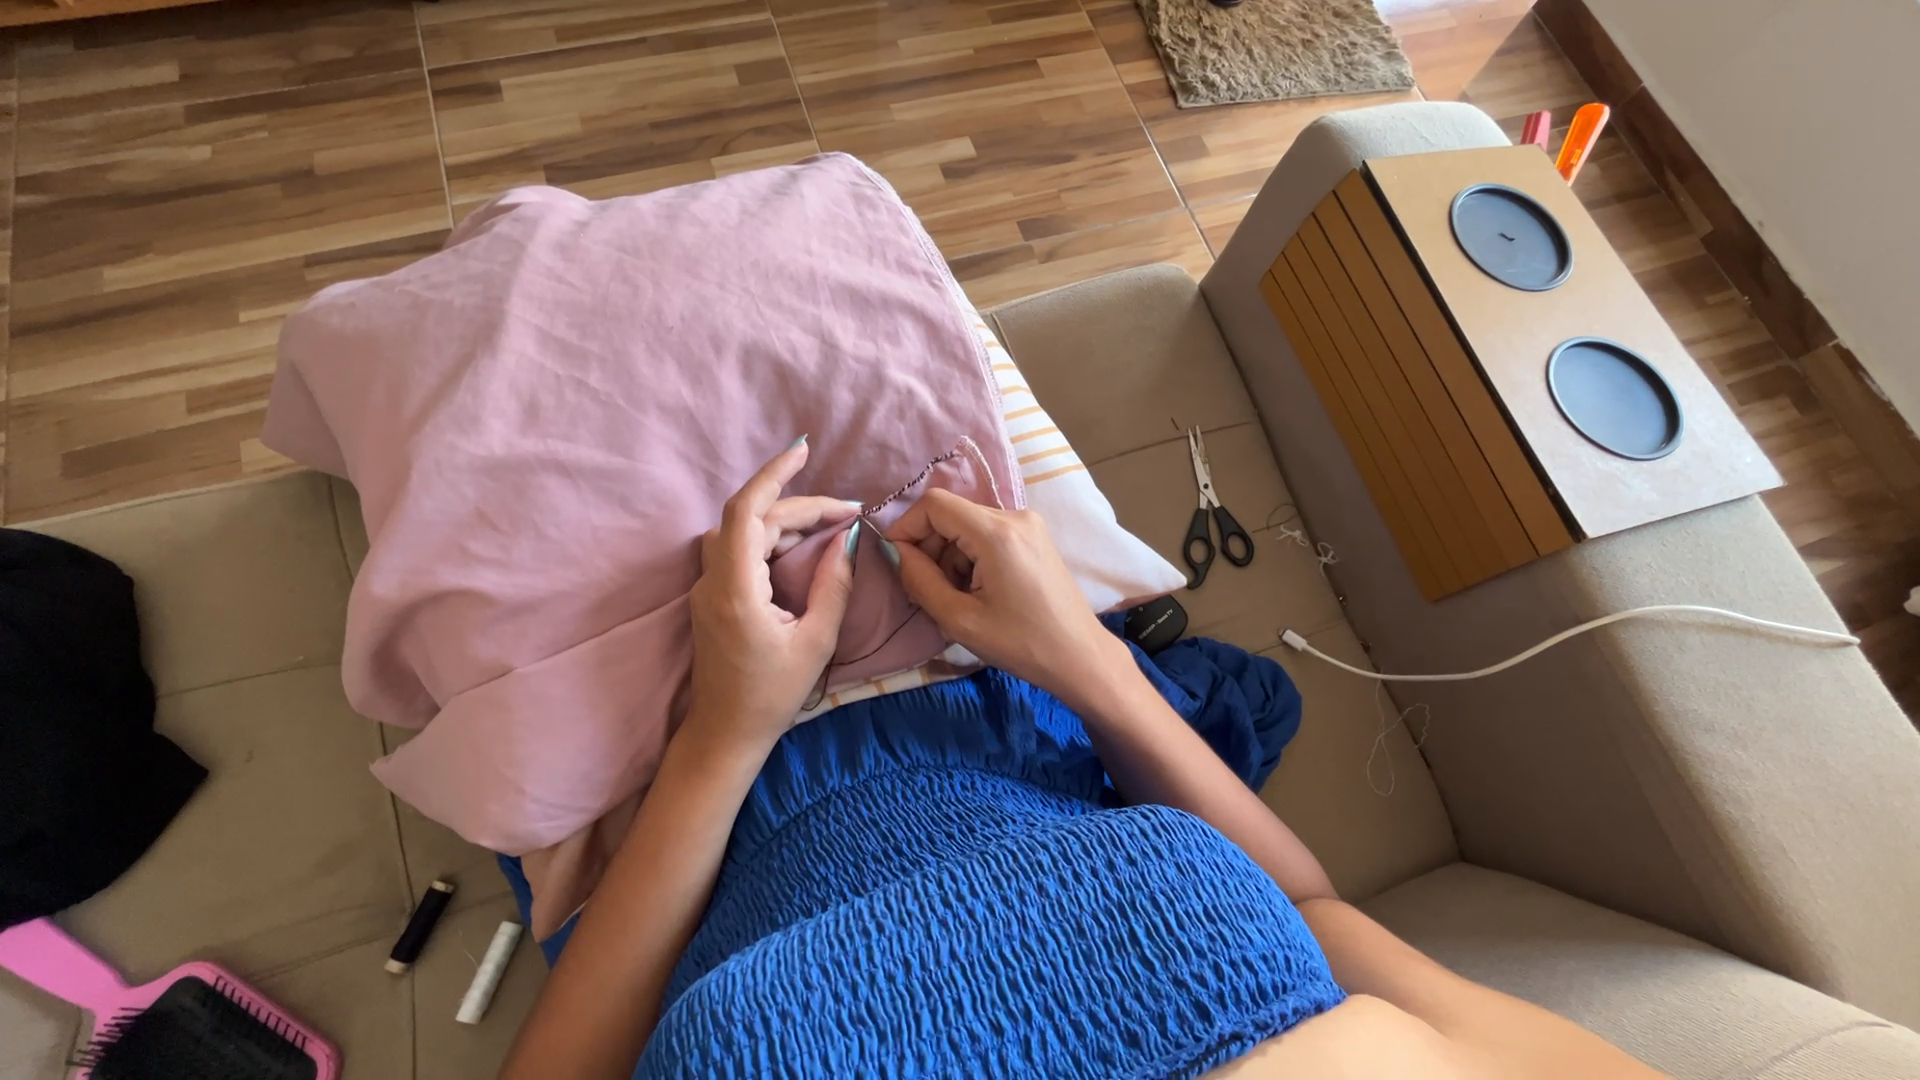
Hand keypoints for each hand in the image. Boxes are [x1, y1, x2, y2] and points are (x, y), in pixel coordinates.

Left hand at [685, 440, 857, 750]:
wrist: (725, 733)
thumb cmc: (772, 695)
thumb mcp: (816, 641)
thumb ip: (834, 585)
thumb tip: (847, 541)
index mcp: (736, 589)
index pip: (747, 511)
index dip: (774, 475)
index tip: (804, 451)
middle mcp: (713, 580)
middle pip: (753, 519)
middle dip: (801, 507)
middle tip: (847, 514)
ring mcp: (707, 587)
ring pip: (745, 532)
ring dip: (786, 521)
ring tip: (830, 524)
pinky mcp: (712, 596)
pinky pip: (741, 550)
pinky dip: (773, 539)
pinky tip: (802, 545)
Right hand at [884, 489, 1136, 711]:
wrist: (1080, 658)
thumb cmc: (1021, 643)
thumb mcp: (959, 619)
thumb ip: (919, 580)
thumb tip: (895, 552)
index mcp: (997, 532)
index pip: (934, 504)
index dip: (907, 528)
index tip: (899, 564)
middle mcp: (1014, 516)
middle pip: (951, 515)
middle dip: (929, 549)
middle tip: (925, 592)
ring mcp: (1029, 526)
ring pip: (967, 527)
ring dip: (949, 558)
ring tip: (956, 600)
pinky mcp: (1035, 539)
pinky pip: (987, 536)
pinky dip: (971, 559)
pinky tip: (977, 594)